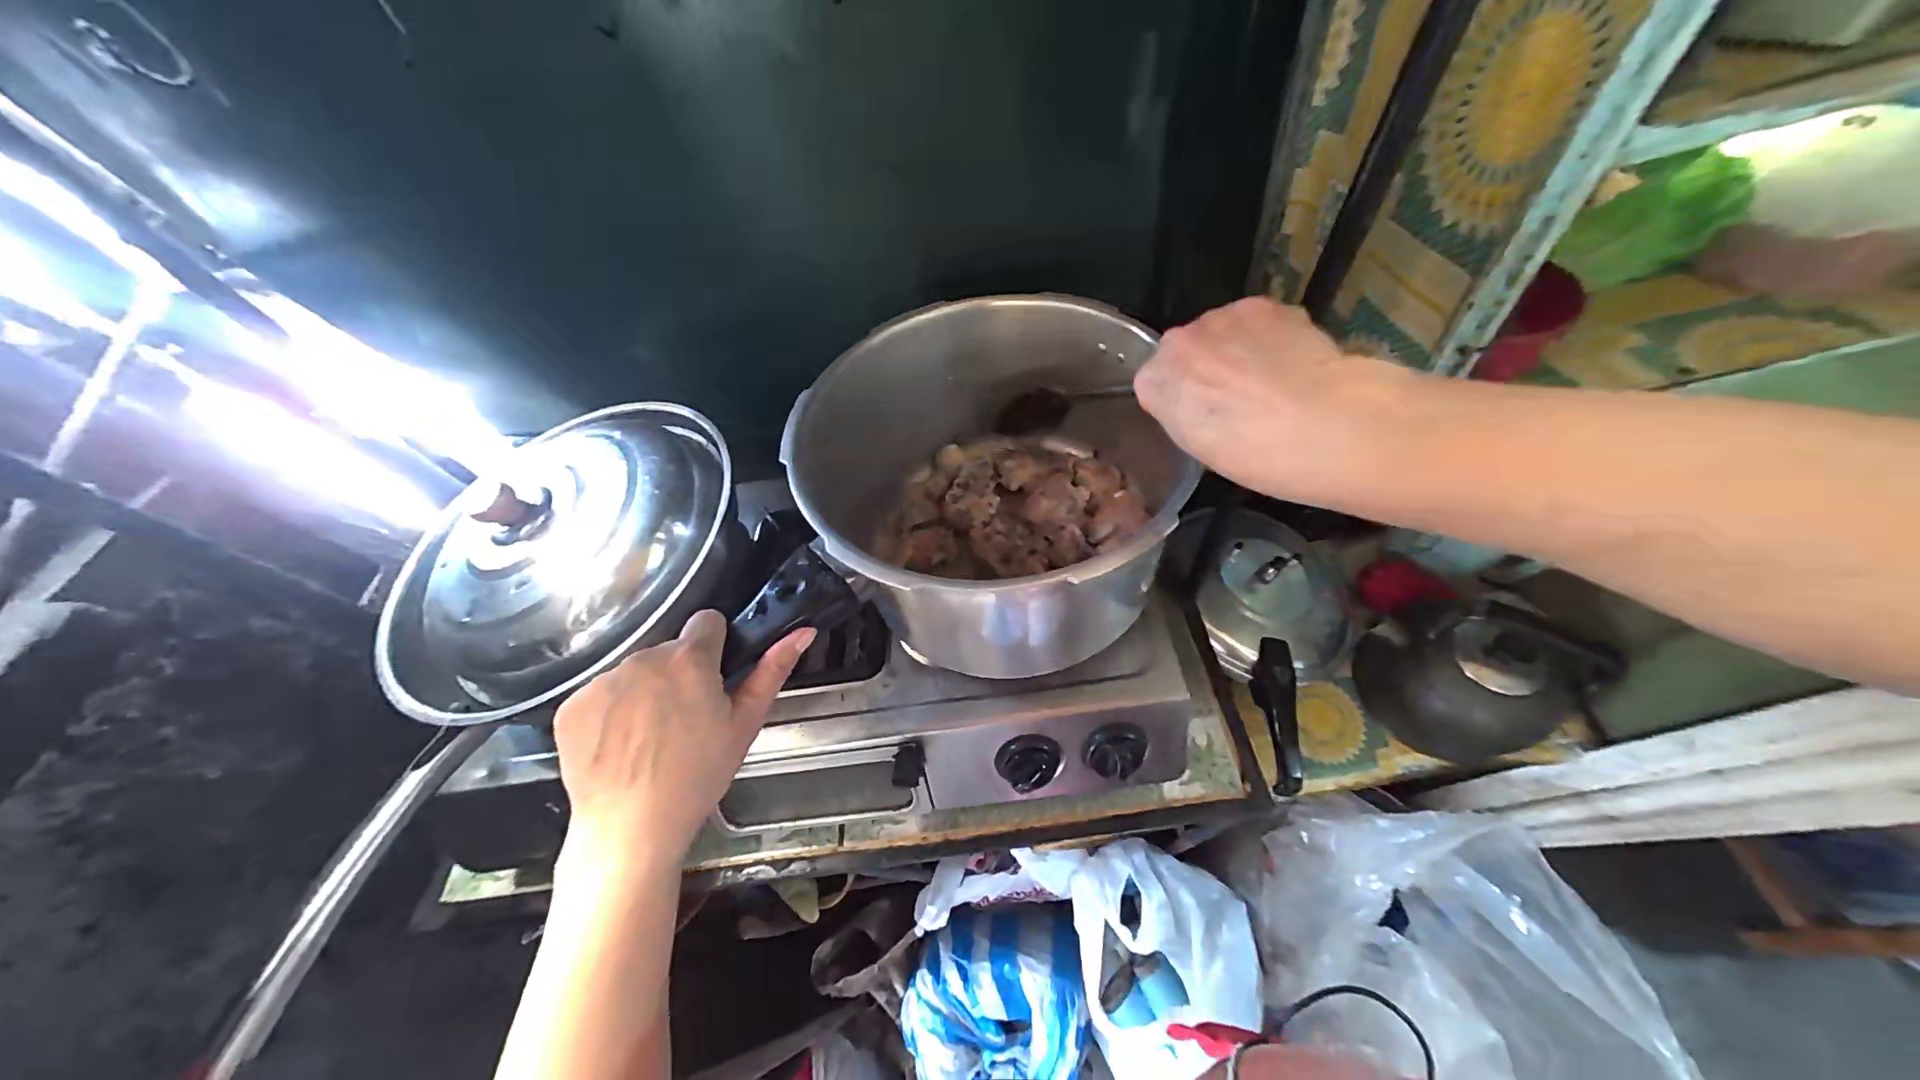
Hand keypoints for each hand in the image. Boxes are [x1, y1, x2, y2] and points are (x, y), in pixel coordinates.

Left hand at [552, 610, 815, 864]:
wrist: (630, 827)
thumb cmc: (697, 777)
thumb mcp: (744, 725)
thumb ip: (773, 671)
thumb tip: (802, 632)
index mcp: (690, 659)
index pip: (707, 622)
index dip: (715, 647)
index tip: (713, 677)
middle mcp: (643, 658)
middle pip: (669, 650)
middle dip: (679, 673)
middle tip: (686, 718)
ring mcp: (603, 680)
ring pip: (634, 671)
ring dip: (645, 690)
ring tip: (651, 736)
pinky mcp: (573, 704)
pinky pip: (600, 694)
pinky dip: (610, 712)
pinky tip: (620, 745)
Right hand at [1133, 296, 1408, 502]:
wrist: (1328, 424)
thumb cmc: (1257, 455)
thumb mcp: (1199, 447)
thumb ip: (1182, 412)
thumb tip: (1198, 397)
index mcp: (1154, 383)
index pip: (1154, 382)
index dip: (1181, 397)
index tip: (1203, 414)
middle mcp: (1177, 343)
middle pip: (1184, 350)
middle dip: (1205, 366)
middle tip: (1238, 397)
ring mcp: (1220, 318)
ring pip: (1220, 331)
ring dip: (1237, 347)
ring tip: (1270, 378)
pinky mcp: (1264, 304)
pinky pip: (1256, 320)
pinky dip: (1269, 335)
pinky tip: (1292, 359)